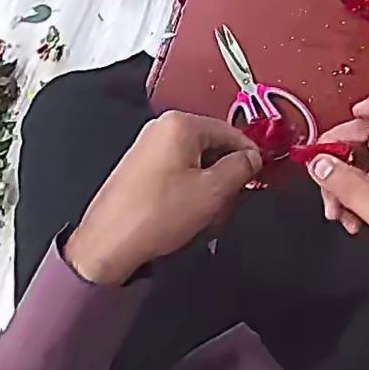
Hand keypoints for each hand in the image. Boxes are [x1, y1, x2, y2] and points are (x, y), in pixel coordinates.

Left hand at [66, 111, 262, 284]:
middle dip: (226, 174)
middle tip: (234, 200)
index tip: (260, 172)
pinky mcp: (139, 170)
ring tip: (209, 216)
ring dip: (209, 187)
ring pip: (195, 162)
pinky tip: (189, 216)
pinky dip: (189, 191)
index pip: (230, 131)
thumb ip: (241, 168)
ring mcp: (148, 149)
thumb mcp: (213, 191)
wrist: (108, 244)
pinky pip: (177, 173)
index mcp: (180, 125)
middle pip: (212, 146)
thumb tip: (252, 158)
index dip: (250, 154)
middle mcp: (161, 130)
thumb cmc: (154, 215)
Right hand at [307, 91, 368, 361]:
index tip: (355, 111)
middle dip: (346, 146)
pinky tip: (341, 218)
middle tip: (321, 159)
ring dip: (339, 177)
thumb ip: (354, 187)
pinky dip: (341, 197)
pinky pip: (353, 186)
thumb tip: (319, 161)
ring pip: (359, 160)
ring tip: (332, 202)